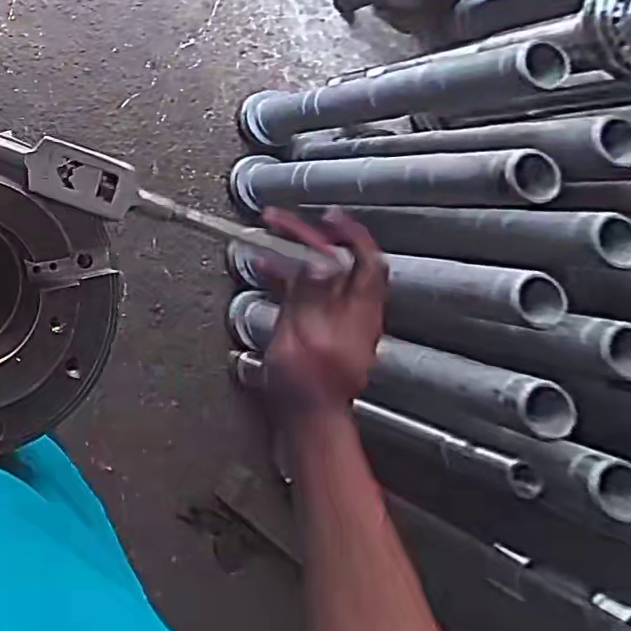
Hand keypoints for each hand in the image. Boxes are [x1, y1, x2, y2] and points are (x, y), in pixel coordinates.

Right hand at [258, 208, 386, 418]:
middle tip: (283, 220)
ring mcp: (335, 319)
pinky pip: (305, 289)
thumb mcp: (306, 334)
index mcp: (357, 312)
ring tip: (270, 236)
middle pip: (340, 263)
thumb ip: (312, 294)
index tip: (326, 215)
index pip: (365, 262)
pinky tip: (265, 268)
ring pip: (322, 273)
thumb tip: (321, 259)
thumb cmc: (306, 384)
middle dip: (313, 235)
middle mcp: (351, 313)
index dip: (349, 233)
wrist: (305, 415)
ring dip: (297, 251)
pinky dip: (286, 272)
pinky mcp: (316, 326)